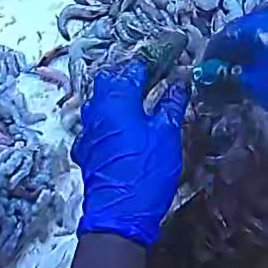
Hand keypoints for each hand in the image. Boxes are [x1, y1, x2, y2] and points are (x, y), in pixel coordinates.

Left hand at [73, 61, 187, 246]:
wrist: (118, 216)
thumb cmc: (145, 172)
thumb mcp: (166, 135)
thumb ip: (171, 105)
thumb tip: (179, 82)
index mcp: (116, 99)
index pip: (134, 67)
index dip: (155, 58)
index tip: (172, 51)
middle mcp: (96, 109)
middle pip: (112, 79)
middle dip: (133, 72)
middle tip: (158, 72)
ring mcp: (88, 130)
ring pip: (102, 100)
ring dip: (122, 93)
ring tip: (145, 94)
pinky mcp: (87, 148)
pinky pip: (98, 121)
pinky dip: (114, 115)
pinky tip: (127, 123)